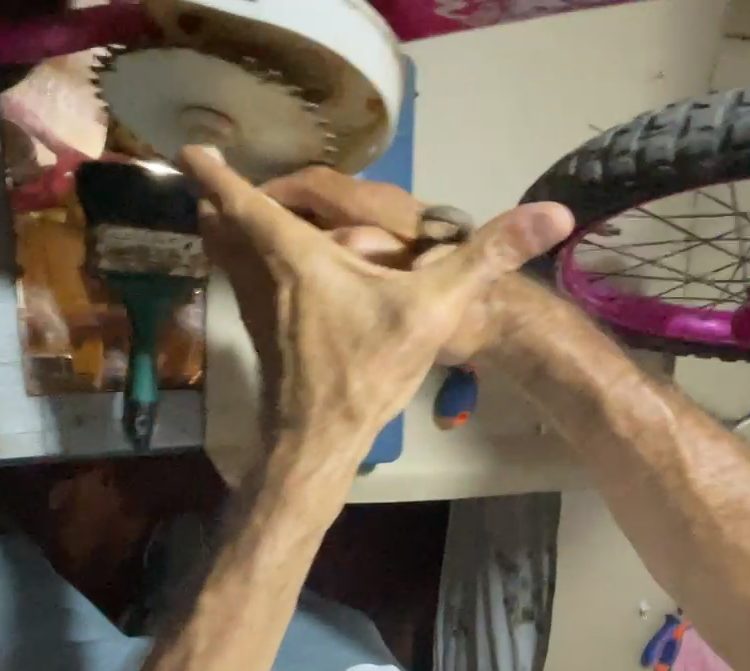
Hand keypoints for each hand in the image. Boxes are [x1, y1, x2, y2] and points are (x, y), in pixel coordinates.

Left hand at [181, 148, 572, 461]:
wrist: (319, 440)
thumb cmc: (365, 372)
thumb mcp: (432, 310)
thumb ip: (488, 257)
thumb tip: (558, 211)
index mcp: (297, 259)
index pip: (246, 204)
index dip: (217, 175)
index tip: (191, 151)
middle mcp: (265, 280)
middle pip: (225, 230)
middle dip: (216, 201)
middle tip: (209, 177)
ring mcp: (257, 313)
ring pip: (227, 261)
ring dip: (222, 234)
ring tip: (221, 214)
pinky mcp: (262, 339)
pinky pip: (240, 288)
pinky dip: (238, 266)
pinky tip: (257, 273)